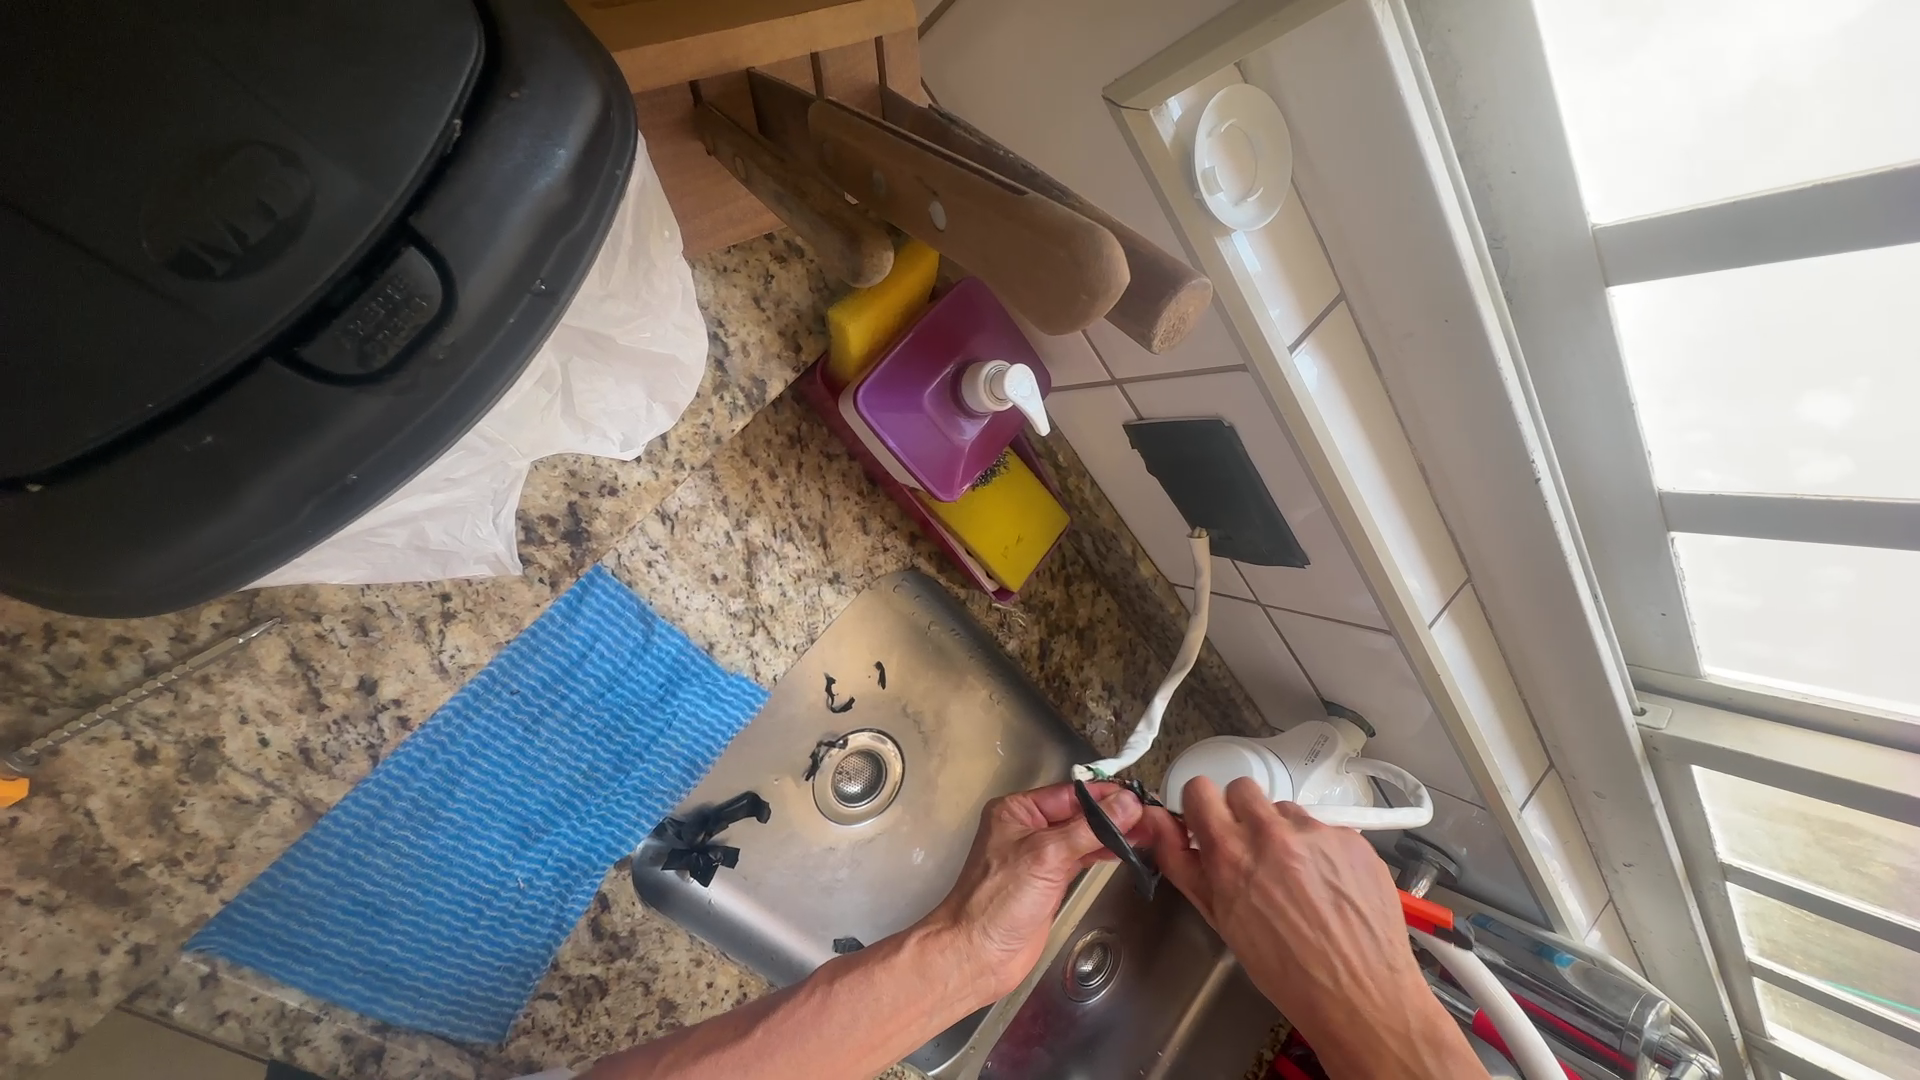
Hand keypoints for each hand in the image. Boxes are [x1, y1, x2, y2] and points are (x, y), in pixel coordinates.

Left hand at [919, 781, 1145, 1002]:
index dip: (1103, 795)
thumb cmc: (1000, 899)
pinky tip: (1124, 851)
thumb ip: (1088, 829)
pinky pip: (1080, 858)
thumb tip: (1127, 803)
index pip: (1068, 793)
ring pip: (1081, 837)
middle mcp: (1027, 828)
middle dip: (1111, 815)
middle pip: (1077, 814)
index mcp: (1016, 810)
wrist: (977, 953)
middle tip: (1148, 816)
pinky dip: (1102, 854)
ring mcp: (1039, 855)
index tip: (1136, 796)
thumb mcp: (1046, 855)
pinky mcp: (1049, 880)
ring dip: (1111, 835)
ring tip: (1146, 831)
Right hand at [1145, 776, 1480, 1078]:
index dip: (1201, 807)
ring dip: (1282, 831)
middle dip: (1240, 813)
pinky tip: (1327, 885)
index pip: (1198, 788)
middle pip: (1241, 788)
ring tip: (1296, 876)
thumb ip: (1179, 861)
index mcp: (1230, 851)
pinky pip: (1324, 828)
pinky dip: (1320, 849)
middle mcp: (1270, 833)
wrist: (1361, 997)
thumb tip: (1155, 820)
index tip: (1209, 825)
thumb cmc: (1284, 969)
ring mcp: (1315, 833)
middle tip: (1252, 850)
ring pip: (1284, 808)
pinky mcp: (1351, 839)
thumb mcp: (1218, 917)